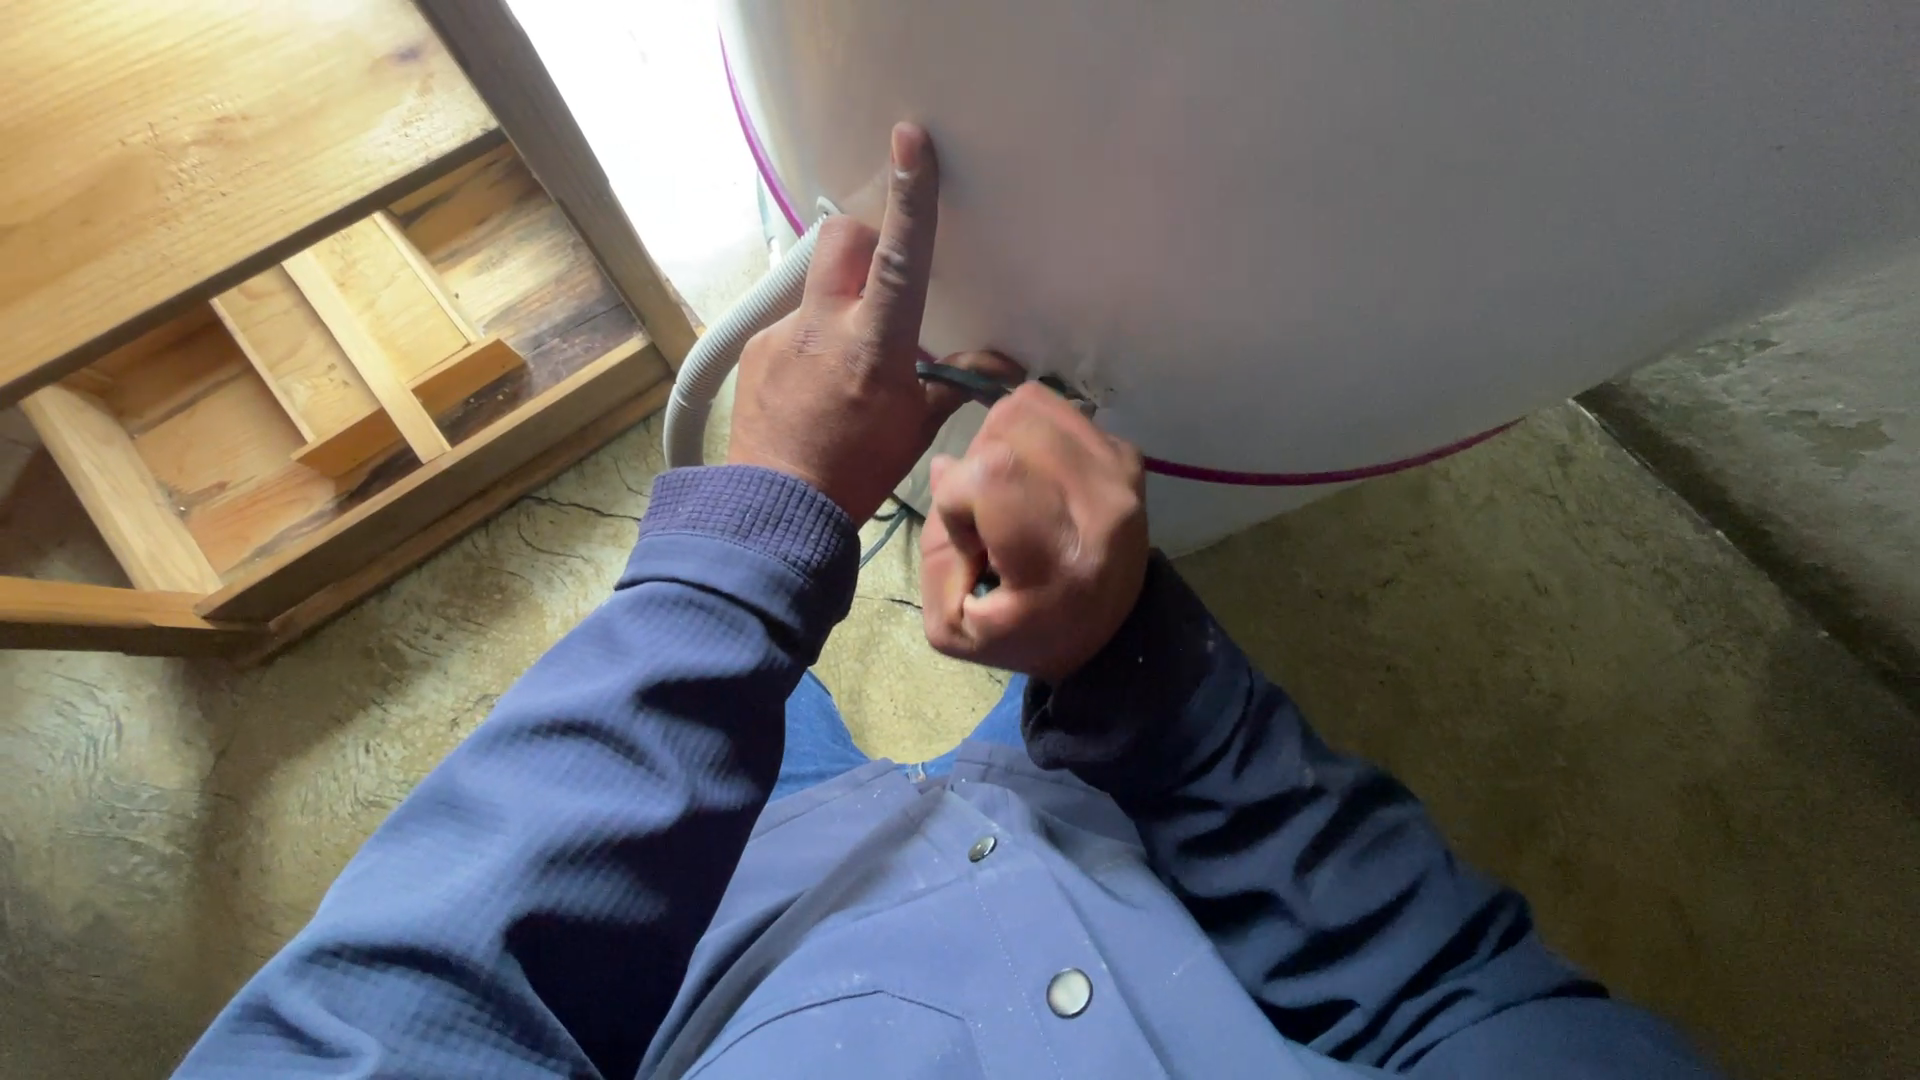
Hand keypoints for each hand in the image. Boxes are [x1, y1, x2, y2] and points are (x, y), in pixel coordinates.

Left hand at [728, 122, 1020, 522]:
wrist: (776, 510)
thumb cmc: (856, 472)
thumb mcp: (914, 428)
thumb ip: (955, 383)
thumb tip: (1006, 365)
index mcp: (874, 345)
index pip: (900, 257)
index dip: (910, 196)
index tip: (911, 138)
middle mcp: (823, 326)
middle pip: (841, 238)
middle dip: (866, 242)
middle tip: (881, 285)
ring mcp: (781, 334)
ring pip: (816, 283)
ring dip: (839, 302)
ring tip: (844, 361)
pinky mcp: (756, 349)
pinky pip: (791, 323)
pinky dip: (811, 338)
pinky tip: (813, 384)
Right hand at [920, 383, 1149, 681]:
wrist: (1110, 635)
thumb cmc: (1027, 635)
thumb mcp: (955, 626)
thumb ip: (938, 551)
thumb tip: (947, 465)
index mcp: (1061, 556)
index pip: (992, 473)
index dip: (959, 499)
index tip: (974, 540)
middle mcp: (1101, 501)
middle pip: (1007, 428)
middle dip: (977, 464)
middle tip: (991, 513)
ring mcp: (1120, 471)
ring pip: (1028, 407)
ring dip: (1001, 443)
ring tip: (1012, 492)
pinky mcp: (1127, 454)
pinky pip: (1056, 411)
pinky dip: (1031, 435)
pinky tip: (1037, 479)